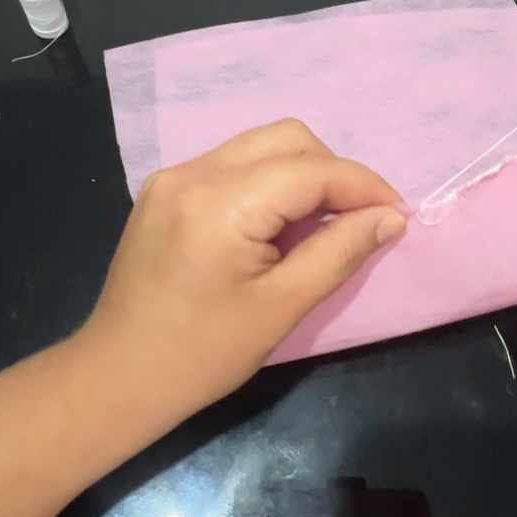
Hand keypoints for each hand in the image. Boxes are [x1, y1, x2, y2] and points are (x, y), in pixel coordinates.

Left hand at [81, 119, 406, 409]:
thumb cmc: (202, 354)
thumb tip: (390, 217)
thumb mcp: (282, 307)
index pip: (310, 170)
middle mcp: (193, 172)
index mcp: (220, 203)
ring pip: (261, 145)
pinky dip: (271, 180)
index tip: (399, 212)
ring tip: (326, 220)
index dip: (363, 186)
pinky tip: (281, 221)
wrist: (117, 377)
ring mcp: (174, 176)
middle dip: (334, 171)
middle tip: (360, 217)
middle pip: (287, 138)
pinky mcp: (166, 189)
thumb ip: (340, 252)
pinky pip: (235, 163)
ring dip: (304, 172)